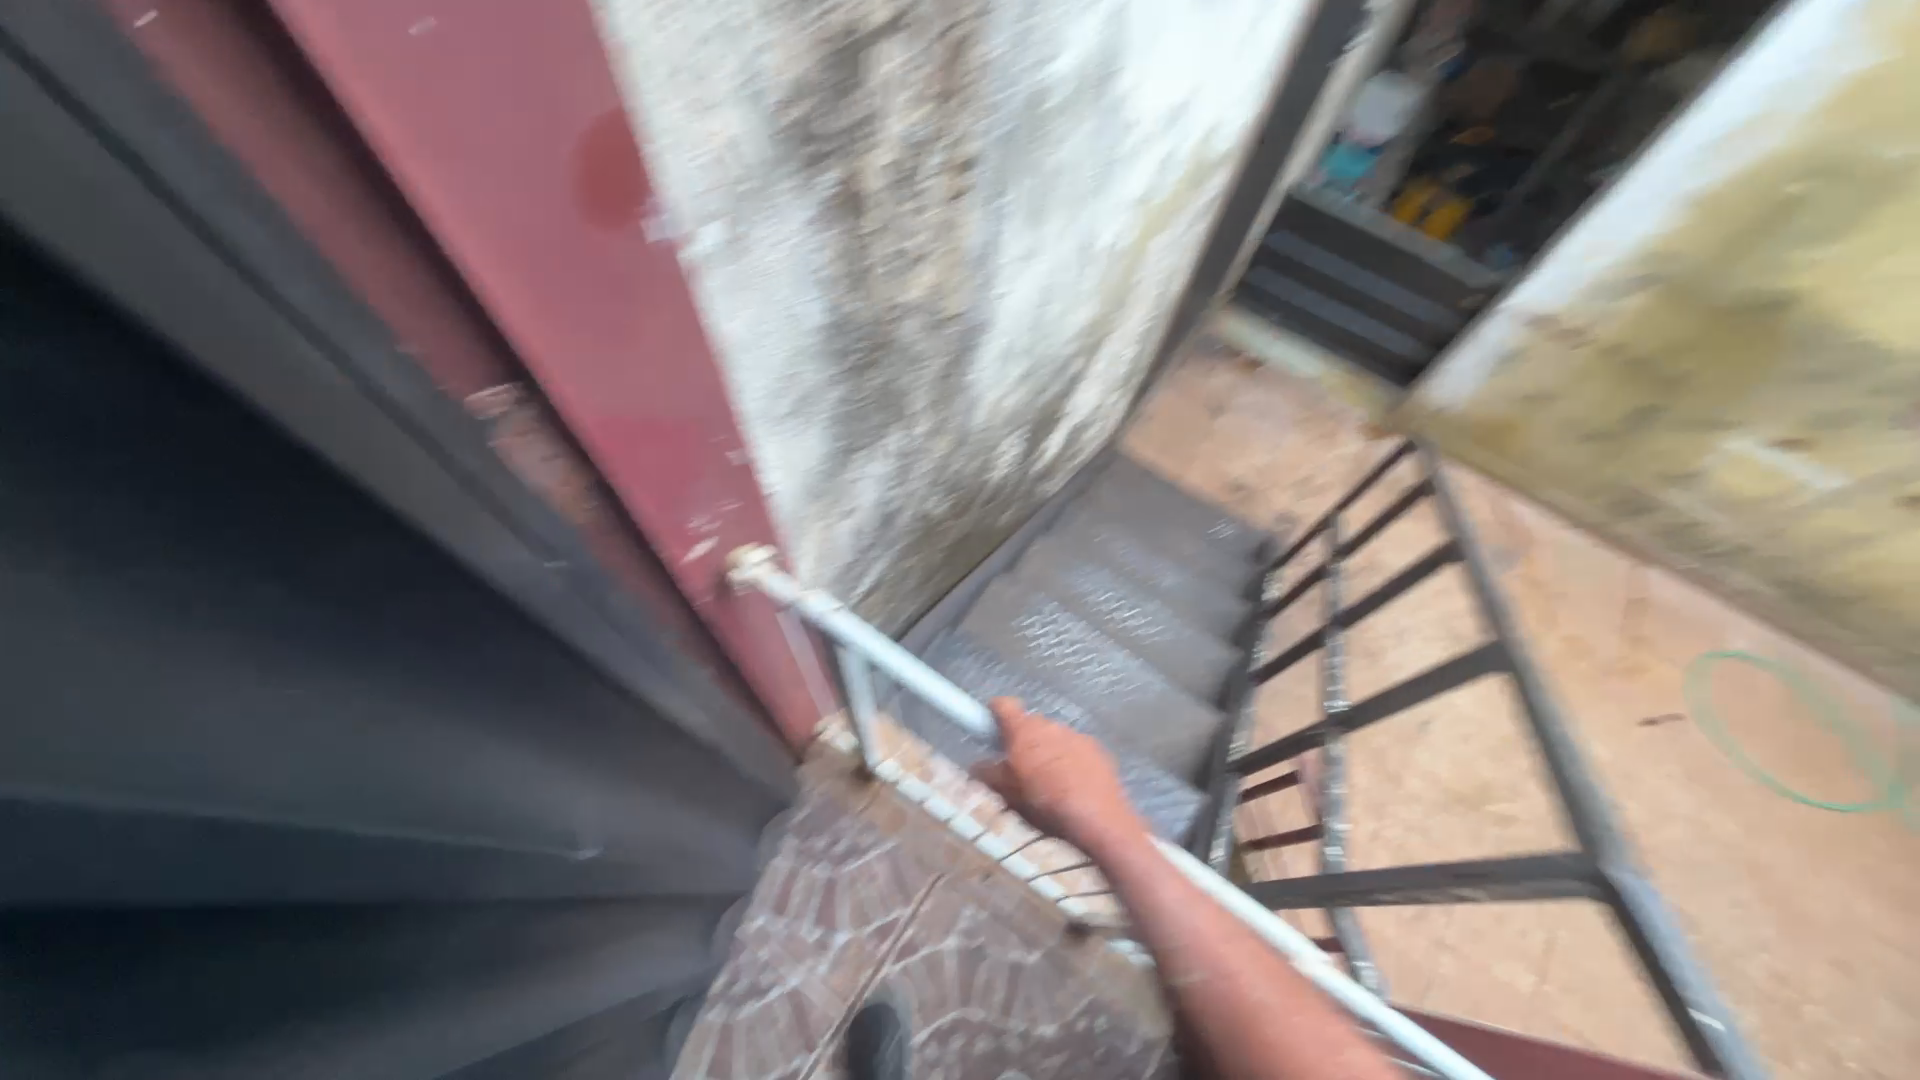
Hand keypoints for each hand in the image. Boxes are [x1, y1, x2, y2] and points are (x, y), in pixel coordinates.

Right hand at [971, 697, 1147, 856]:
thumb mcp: (1006, 794)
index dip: (995, 712)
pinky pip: (1076, 749)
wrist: (1098, 819)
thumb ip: (988, 775)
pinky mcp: (1098, 750)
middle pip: (1031, 723)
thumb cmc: (1044, 804)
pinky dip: (1071, 761)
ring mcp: (1077, 736)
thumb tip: (977, 765)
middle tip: (1019, 767)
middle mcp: (1051, 725)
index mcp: (1024, 730)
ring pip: (1055, 737)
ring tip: (1049, 782)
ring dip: (1048, 750)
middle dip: (1023, 740)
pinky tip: (1073, 787)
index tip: (991, 727)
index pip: (1004, 705)